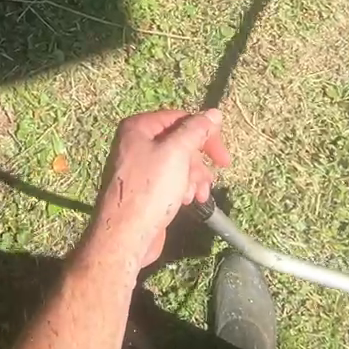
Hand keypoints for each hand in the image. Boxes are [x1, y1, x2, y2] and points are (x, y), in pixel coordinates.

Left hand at [80, 109, 231, 271]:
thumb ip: (196, 131)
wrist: (125, 235)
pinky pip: (172, 180)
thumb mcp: (176, 153)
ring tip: (196, 196)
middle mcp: (136, 142)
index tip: (223, 158)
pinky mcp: (146, 188)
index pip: (180, 119)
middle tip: (209, 181)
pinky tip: (187, 202)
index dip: (205, 135)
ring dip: (193, 178)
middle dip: (198, 163)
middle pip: (180, 142)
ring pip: (179, 163)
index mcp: (138, 127)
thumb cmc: (149, 190)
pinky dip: (183, 188)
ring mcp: (140, 166)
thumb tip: (214, 112)